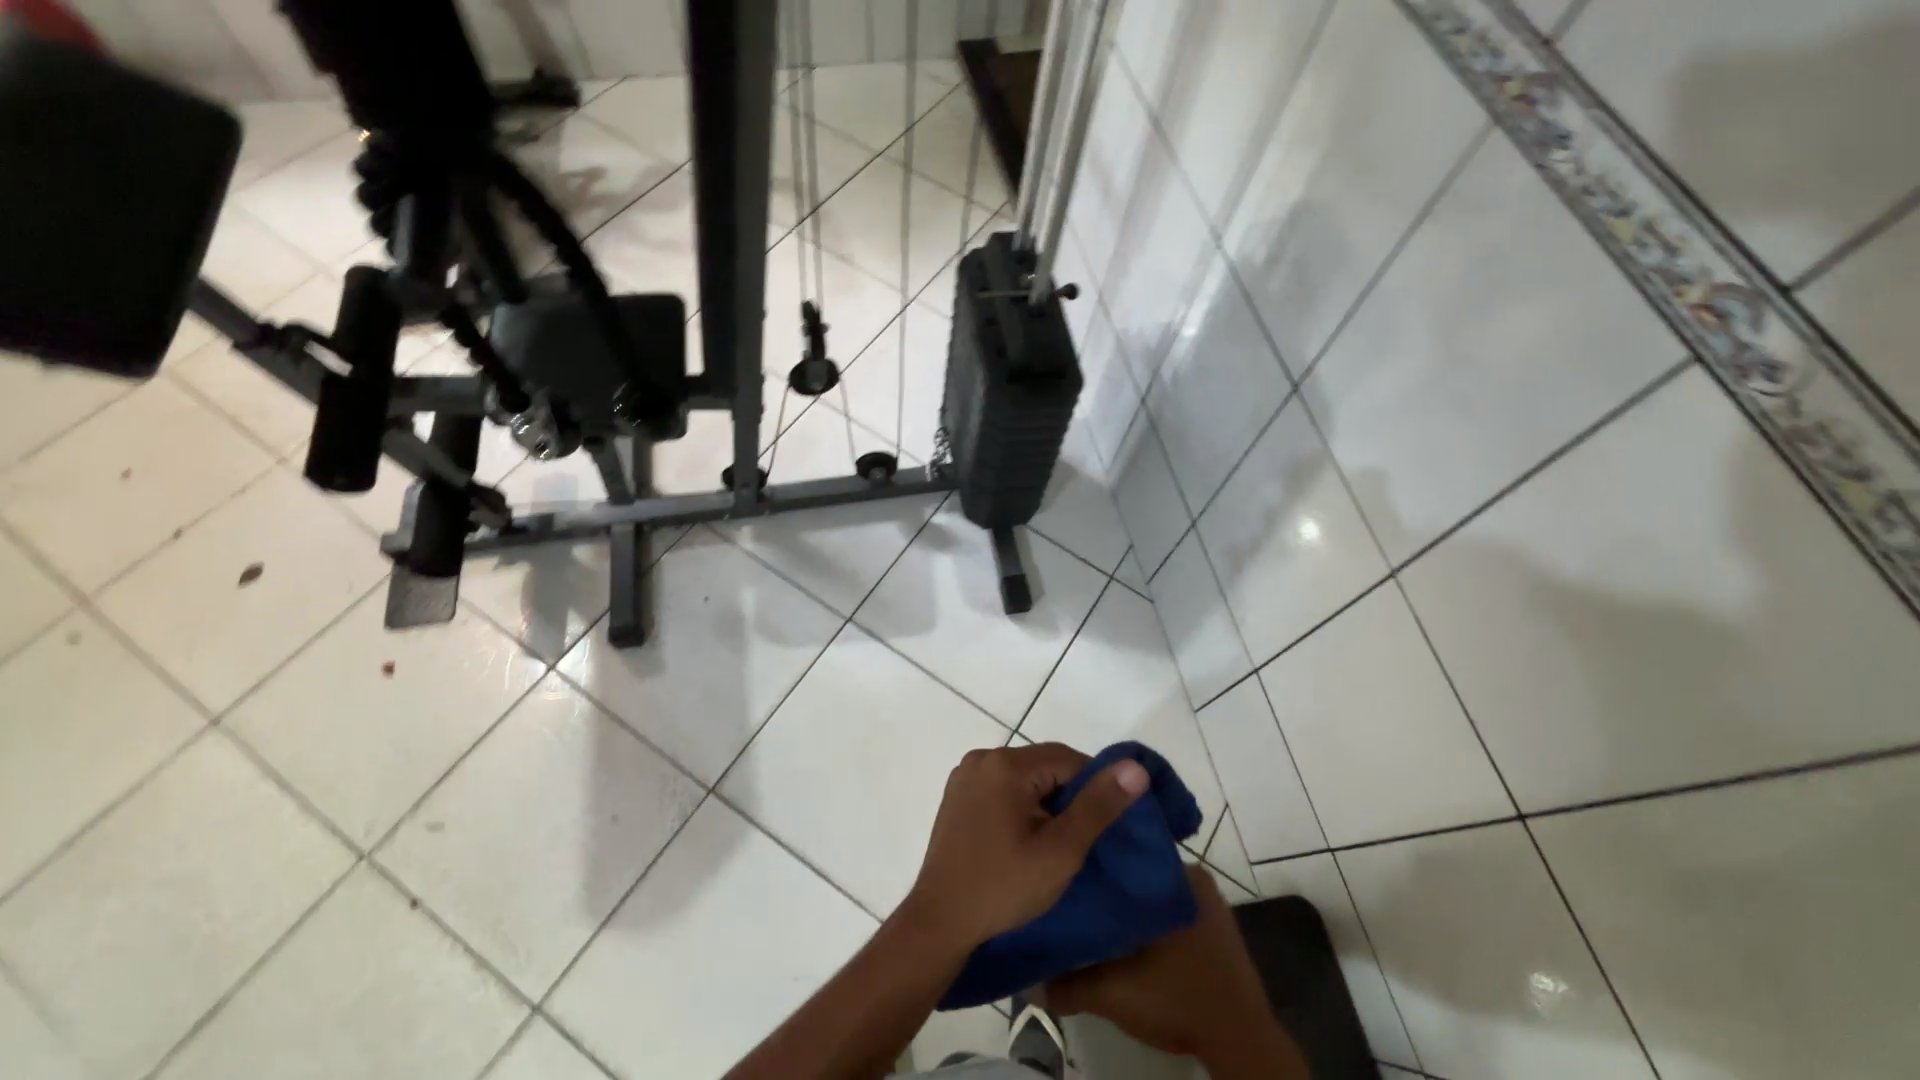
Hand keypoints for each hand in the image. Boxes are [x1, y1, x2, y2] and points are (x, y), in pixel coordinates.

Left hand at [900, 743, 1148, 948]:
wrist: (940, 921)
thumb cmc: (1004, 886)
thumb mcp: (1061, 850)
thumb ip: (1099, 805)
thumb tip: (1135, 766)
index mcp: (1006, 764)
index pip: (1070, 760)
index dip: (1095, 789)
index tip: (1104, 827)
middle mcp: (982, 759)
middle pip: (1045, 766)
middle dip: (1069, 797)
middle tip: (1080, 840)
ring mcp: (965, 777)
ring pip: (1025, 779)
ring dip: (1046, 803)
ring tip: (1054, 844)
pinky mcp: (956, 798)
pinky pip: (1002, 790)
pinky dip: (1021, 807)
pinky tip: (1024, 841)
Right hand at [1044, 867, 1296, 1073]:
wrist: (1239, 1039)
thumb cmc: (1177, 998)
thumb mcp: (1112, 992)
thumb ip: (1067, 983)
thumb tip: (1031, 980)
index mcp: (1174, 874)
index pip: (1120, 854)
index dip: (1087, 866)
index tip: (1060, 877)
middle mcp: (1193, 878)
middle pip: (1134, 874)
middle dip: (1105, 889)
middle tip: (1068, 903)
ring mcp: (1207, 904)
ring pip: (1151, 895)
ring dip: (1125, 909)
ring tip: (1089, 922)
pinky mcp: (1215, 930)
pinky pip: (1168, 913)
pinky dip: (1146, 924)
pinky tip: (1122, 944)